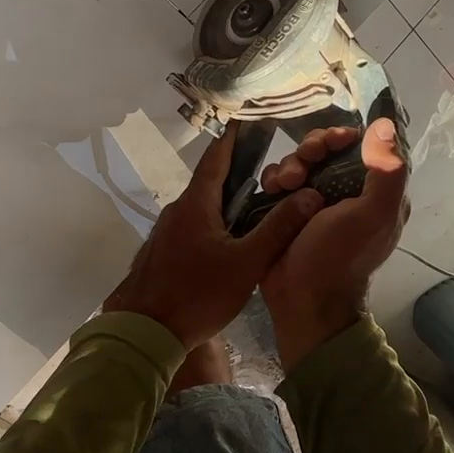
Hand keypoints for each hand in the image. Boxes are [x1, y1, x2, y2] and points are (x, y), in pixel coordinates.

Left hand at [103, 122, 325, 349]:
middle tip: (268, 166)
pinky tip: (230, 238)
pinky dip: (214, 221)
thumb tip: (310, 195)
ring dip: (226, 200)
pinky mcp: (164, 252)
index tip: (249, 119)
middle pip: (211, 181)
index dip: (234, 137)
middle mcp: (178, 209)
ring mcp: (167, 231)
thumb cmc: (197, 294)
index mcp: (196, 203)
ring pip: (203, 206)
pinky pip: (194, 225)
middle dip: (238, 171)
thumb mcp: (247, 263)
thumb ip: (278, 228)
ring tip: (257, 203)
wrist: (143, 333)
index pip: (217, 156)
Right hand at [259, 118, 408, 369]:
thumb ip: (386, 171)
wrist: (301, 298)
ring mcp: (314, 197)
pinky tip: (271, 190)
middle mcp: (346, 189)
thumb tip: (385, 124)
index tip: (331, 141)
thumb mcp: (372, 215)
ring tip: (283, 185)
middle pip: (326, 147)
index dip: (344, 135)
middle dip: (311, 148)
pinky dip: (274, 178)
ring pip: (300, 159)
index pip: (361, 144)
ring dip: (289, 164)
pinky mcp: (287, 206)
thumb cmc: (341, 256)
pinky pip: (279, 176)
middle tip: (302, 165)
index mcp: (374, 189)